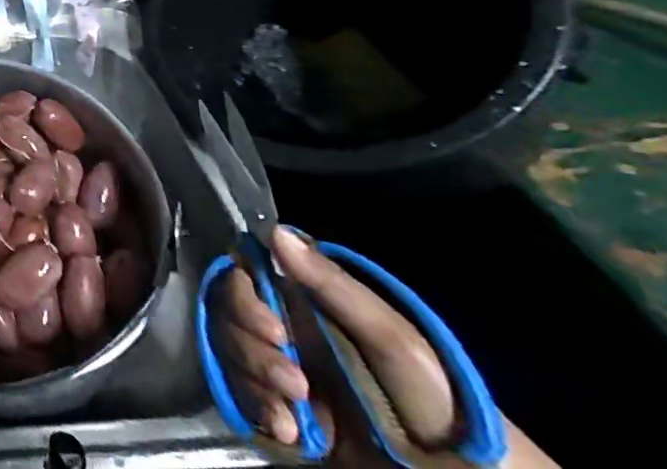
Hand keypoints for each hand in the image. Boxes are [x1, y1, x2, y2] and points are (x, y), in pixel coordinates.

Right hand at [215, 227, 455, 450]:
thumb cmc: (438, 402)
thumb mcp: (395, 341)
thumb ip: (334, 287)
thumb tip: (276, 233)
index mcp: (305, 300)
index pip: (244, 273)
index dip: (242, 293)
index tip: (270, 325)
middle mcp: (282, 326)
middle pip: (228, 315)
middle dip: (251, 348)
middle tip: (295, 382)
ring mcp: (275, 368)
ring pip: (229, 354)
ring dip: (255, 382)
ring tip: (297, 414)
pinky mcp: (274, 409)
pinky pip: (239, 397)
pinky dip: (258, 412)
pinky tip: (290, 432)